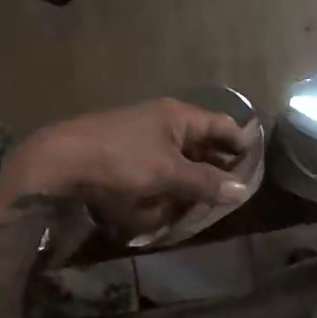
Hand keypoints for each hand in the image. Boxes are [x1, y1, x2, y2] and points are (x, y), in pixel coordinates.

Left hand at [0, 98, 254, 237]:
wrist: (60, 160)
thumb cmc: (120, 160)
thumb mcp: (167, 173)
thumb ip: (205, 182)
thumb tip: (241, 190)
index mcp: (179, 115)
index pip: (223, 125)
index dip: (242, 144)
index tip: (256, 169)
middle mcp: (163, 120)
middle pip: (202, 141)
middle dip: (217, 167)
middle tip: (232, 193)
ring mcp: (142, 135)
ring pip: (179, 156)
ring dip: (192, 178)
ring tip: (204, 202)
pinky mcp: (124, 153)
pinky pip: (158, 166)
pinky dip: (168, 181)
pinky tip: (169, 201)